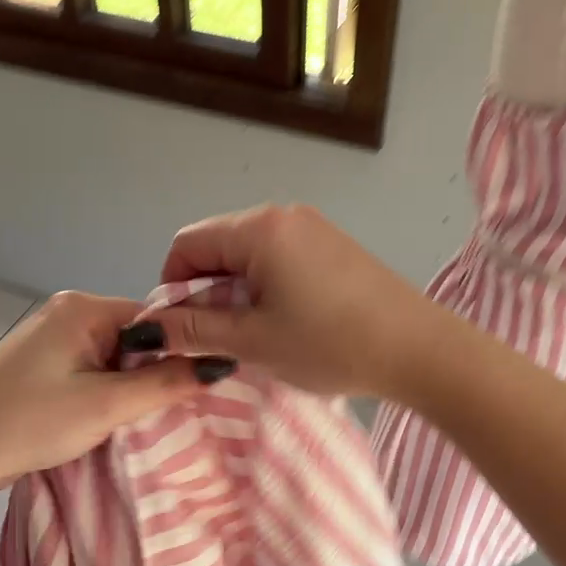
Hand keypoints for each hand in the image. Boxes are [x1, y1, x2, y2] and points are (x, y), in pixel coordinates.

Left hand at [0, 291, 226, 494]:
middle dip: (153, 371)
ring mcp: (48, 336)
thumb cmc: (33, 423)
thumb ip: (166, 384)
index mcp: (82, 308)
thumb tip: (220, 362)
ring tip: (141, 417)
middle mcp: (65, 311)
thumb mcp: (108, 406)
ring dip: (128, 385)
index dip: (179, 351)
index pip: (154, 319)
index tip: (199, 387)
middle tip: (172, 409)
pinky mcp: (37, 362)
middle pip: (134, 336)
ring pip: (112, 355)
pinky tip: (107, 417)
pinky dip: (103, 390)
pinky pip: (89, 367)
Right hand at [145, 204, 446, 396]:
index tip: (183, 331)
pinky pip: (281, 259)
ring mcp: (315, 228)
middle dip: (206, 292)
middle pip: (218, 245)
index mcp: (258, 228)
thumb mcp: (253, 342)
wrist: (419, 350)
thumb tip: (146, 329)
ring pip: (250, 255)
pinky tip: (288, 323)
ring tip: (255, 336)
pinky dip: (268, 288)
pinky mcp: (335, 247)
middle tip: (219, 340)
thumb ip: (195, 331)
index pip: (186, 244)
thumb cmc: (329, 345)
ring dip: (238, 293)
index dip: (172, 289)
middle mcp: (284, 215)